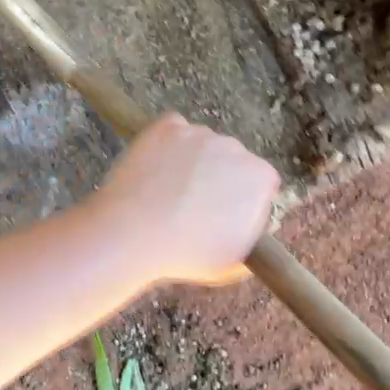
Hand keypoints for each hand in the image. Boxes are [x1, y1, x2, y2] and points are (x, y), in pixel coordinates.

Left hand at [89, 114, 279, 285]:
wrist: (130, 234)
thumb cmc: (183, 254)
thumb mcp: (234, 262)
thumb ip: (252, 239)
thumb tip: (251, 232)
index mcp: (259, 177)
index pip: (259, 182)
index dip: (239, 198)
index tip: (218, 213)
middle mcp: (234, 147)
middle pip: (229, 159)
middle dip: (214, 177)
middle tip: (186, 203)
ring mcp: (197, 134)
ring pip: (199, 144)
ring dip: (188, 160)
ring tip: (163, 190)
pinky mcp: (165, 127)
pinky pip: (171, 129)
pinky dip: (164, 142)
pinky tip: (152, 167)